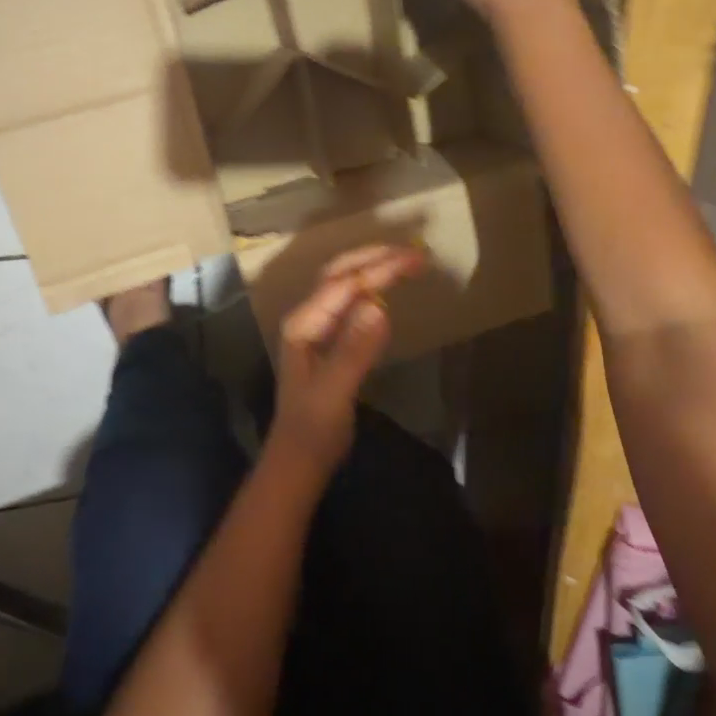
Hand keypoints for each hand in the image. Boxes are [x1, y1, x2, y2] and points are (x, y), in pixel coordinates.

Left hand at [270, 244, 426, 474]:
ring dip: (374, 268)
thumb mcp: (335, 392)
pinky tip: (389, 292)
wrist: (298, 461)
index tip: (416, 260)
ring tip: (408, 261)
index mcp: (304, 325)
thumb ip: (354, 350)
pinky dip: (372, 288)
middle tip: (416, 253)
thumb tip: (379, 306)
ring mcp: (316, 329)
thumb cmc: (313, 428)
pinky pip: (350, 302)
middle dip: (376, 258)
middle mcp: (307, 319)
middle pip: (341, 274)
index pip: (345, 284)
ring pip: (345, 285)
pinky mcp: (329, 342)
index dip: (380, 268)